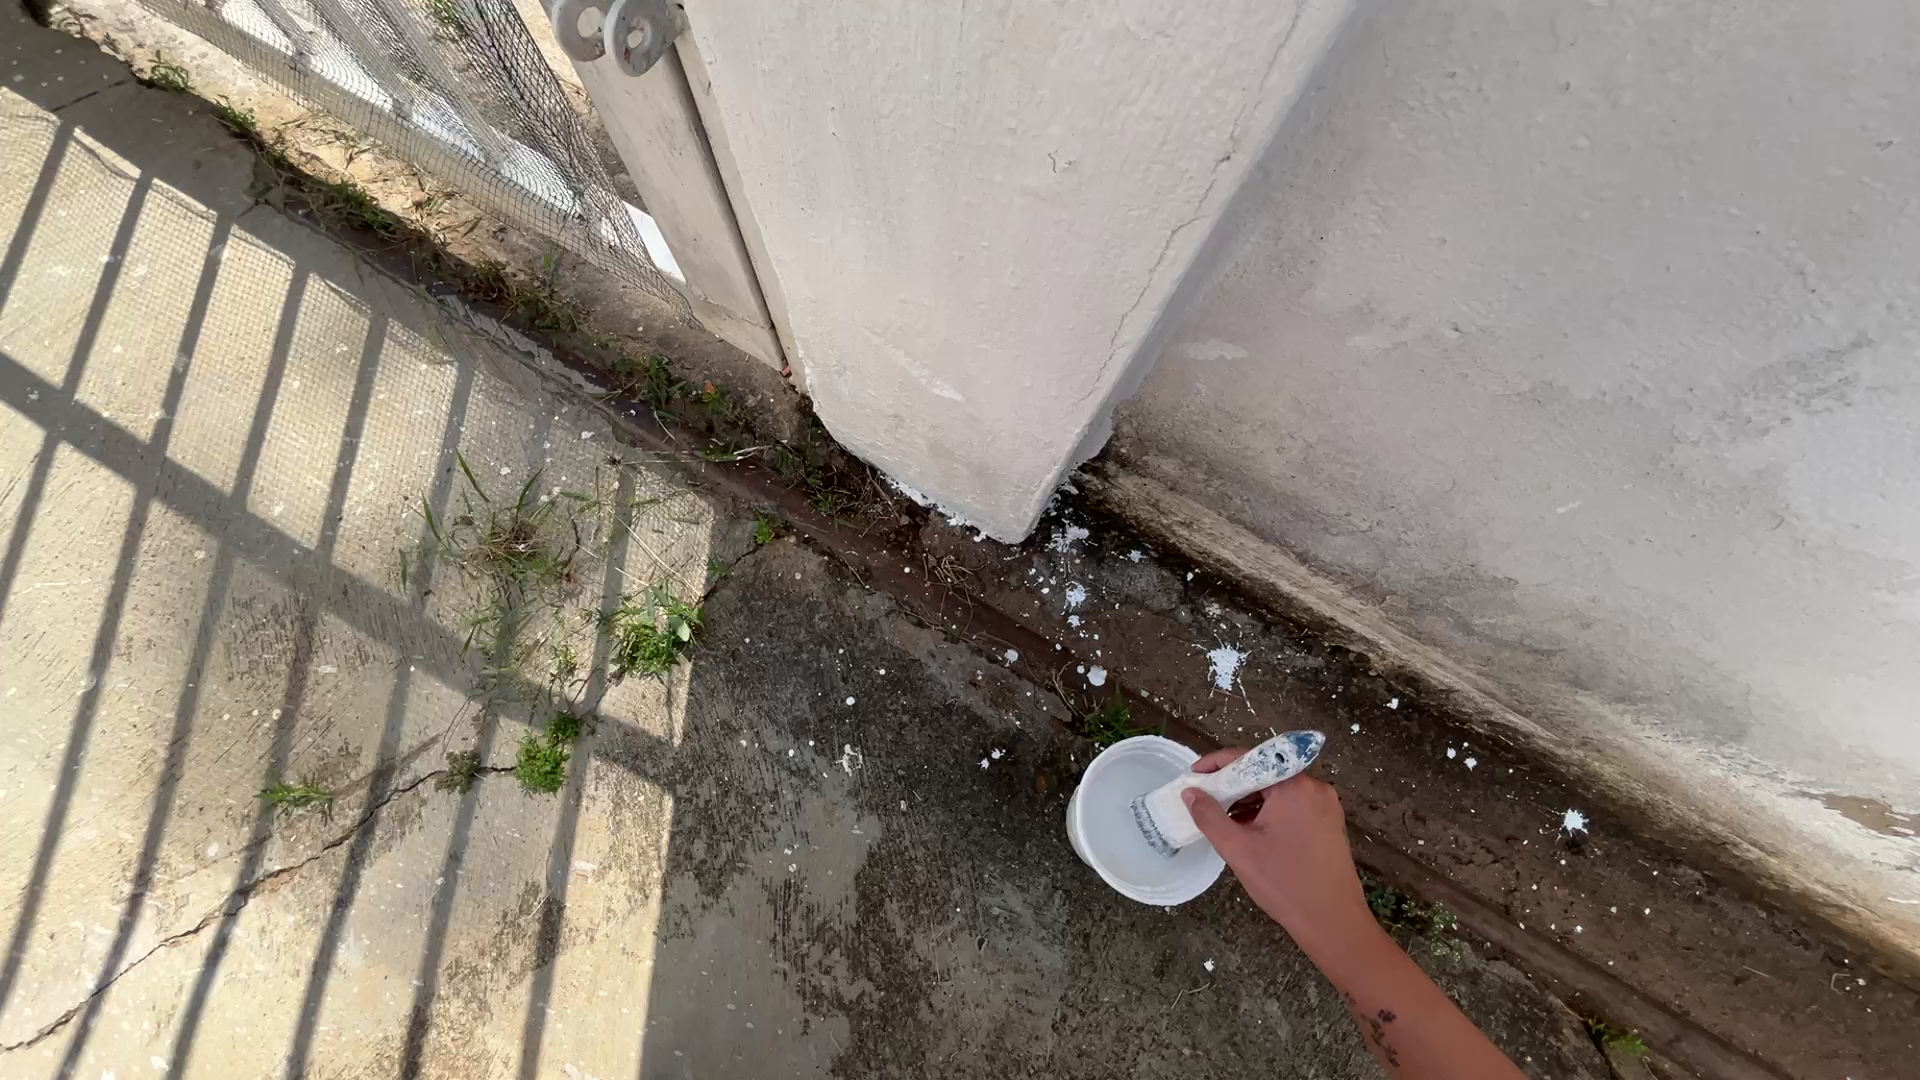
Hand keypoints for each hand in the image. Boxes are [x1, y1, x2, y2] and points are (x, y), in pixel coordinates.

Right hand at [1183, 749, 1376, 956]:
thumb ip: (1209, 815)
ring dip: (1248, 799)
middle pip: (1263, 772)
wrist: (1335, 926)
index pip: (1248, 758)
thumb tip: (1190, 793)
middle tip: (1205, 798)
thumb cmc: (1285, 885)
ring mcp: (1325, 806)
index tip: (1193, 776)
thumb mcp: (1238, 849)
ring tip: (1223, 817)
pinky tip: (1249, 829)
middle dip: (1231, 784)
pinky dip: (1267, 810)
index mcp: (1293, 786)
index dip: (1215, 764)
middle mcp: (1314, 788)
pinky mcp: (1328, 823)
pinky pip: (1291, 804)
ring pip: (1277, 789)